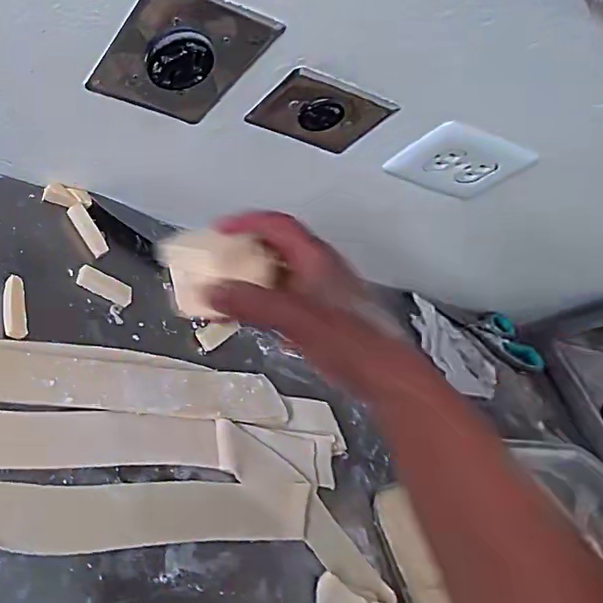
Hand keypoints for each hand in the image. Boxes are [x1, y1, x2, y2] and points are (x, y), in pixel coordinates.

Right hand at [206, 212, 408, 392]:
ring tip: (228, 290)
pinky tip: (252, 318)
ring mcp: (322, 294)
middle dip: (244, 251)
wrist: (388, 379)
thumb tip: (214, 292)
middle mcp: (320, 271)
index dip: (246, 222)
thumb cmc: (356, 344)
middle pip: (276, 247)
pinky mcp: (322, 318)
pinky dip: (262, 301)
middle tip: (220, 260)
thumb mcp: (295, 318)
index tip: (220, 231)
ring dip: (251, 279)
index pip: (278, 225)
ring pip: (279, 274)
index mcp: (316, 259)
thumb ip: (251, 304)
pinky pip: (284, 299)